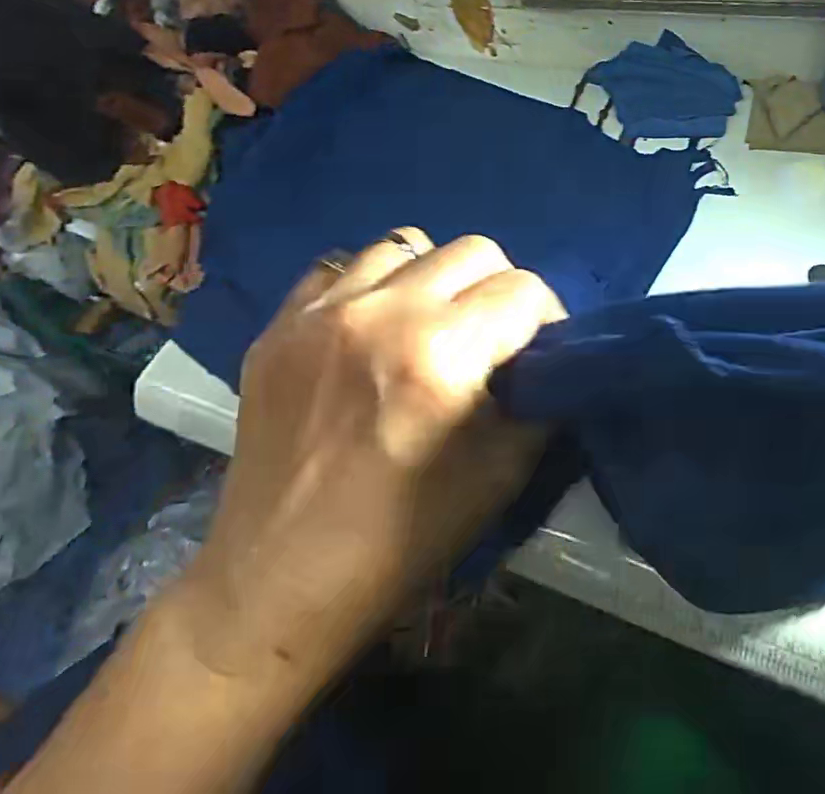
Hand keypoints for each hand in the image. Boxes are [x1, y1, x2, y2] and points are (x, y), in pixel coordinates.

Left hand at [173, 229, 563, 682]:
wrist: (277, 580)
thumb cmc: (403, 540)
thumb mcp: (502, 475)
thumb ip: (538, 399)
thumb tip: (546, 358)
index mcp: (441, 355)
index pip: (524, 290)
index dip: (547, 317)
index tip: (541, 350)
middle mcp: (381, 312)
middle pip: (474, 250)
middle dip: (500, 289)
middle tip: (492, 336)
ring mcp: (320, 311)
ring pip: (406, 245)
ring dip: (435, 279)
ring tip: (428, 326)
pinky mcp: (278, 324)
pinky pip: (341, 268)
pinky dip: (371, 288)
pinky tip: (369, 332)